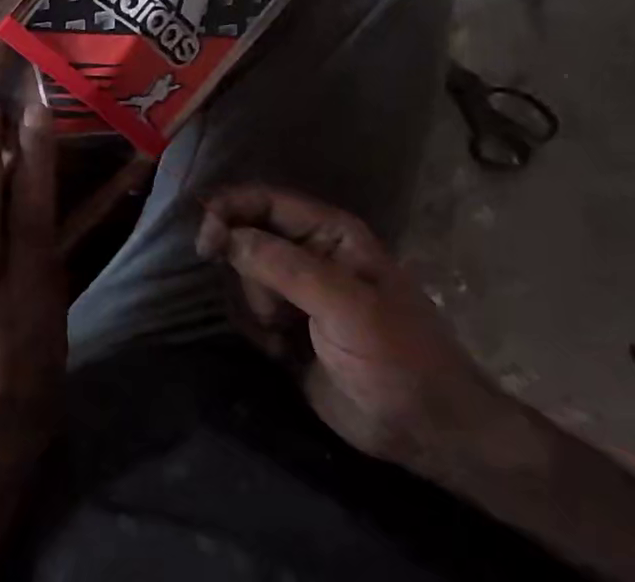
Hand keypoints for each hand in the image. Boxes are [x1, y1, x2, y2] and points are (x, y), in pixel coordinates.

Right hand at [196, 185, 525, 476]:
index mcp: (329, 232)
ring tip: (283, 336)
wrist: (428, 434)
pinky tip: (280, 351)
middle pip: (244, 237)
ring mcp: (295, 290)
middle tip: (269, 311)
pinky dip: (253, 328)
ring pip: (240, 275)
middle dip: (244, 271)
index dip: (228, 210)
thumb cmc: (400, 360)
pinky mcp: (284, 326)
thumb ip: (286, 266)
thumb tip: (225, 236)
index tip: (205, 242)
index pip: (263, 200)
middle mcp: (308, 253)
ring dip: (252, 306)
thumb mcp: (348, 308)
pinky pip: (244, 309)